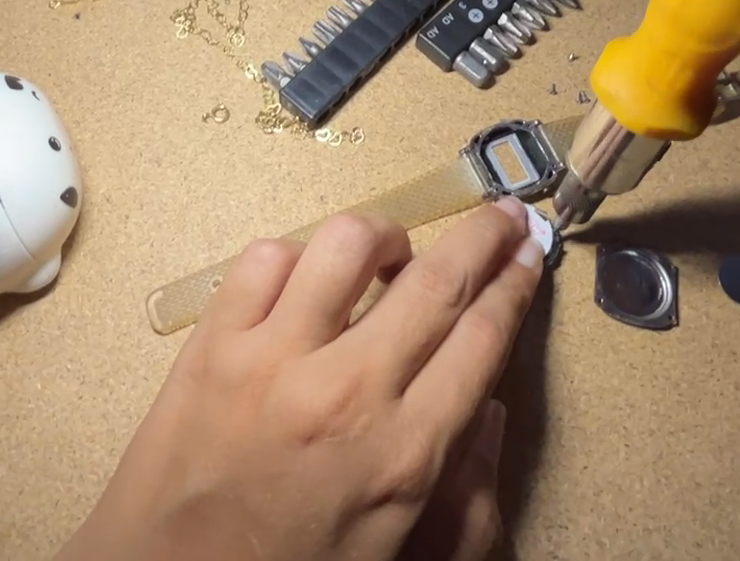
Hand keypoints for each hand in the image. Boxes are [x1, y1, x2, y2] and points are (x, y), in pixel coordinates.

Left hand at [58, 198, 543, 560]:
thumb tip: (492, 405)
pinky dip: (295, 253)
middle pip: (436, 280)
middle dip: (482, 235)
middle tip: (499, 212)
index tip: (527, 253)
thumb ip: (467, 498)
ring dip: (383, 233)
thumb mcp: (403, 557)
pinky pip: (264, 258)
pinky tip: (304, 278)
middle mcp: (347, 391)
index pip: (481, 339)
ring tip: (389, 250)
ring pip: (346, 243)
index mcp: (403, 452)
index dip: (514, 285)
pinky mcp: (213, 340)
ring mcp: (273, 357)